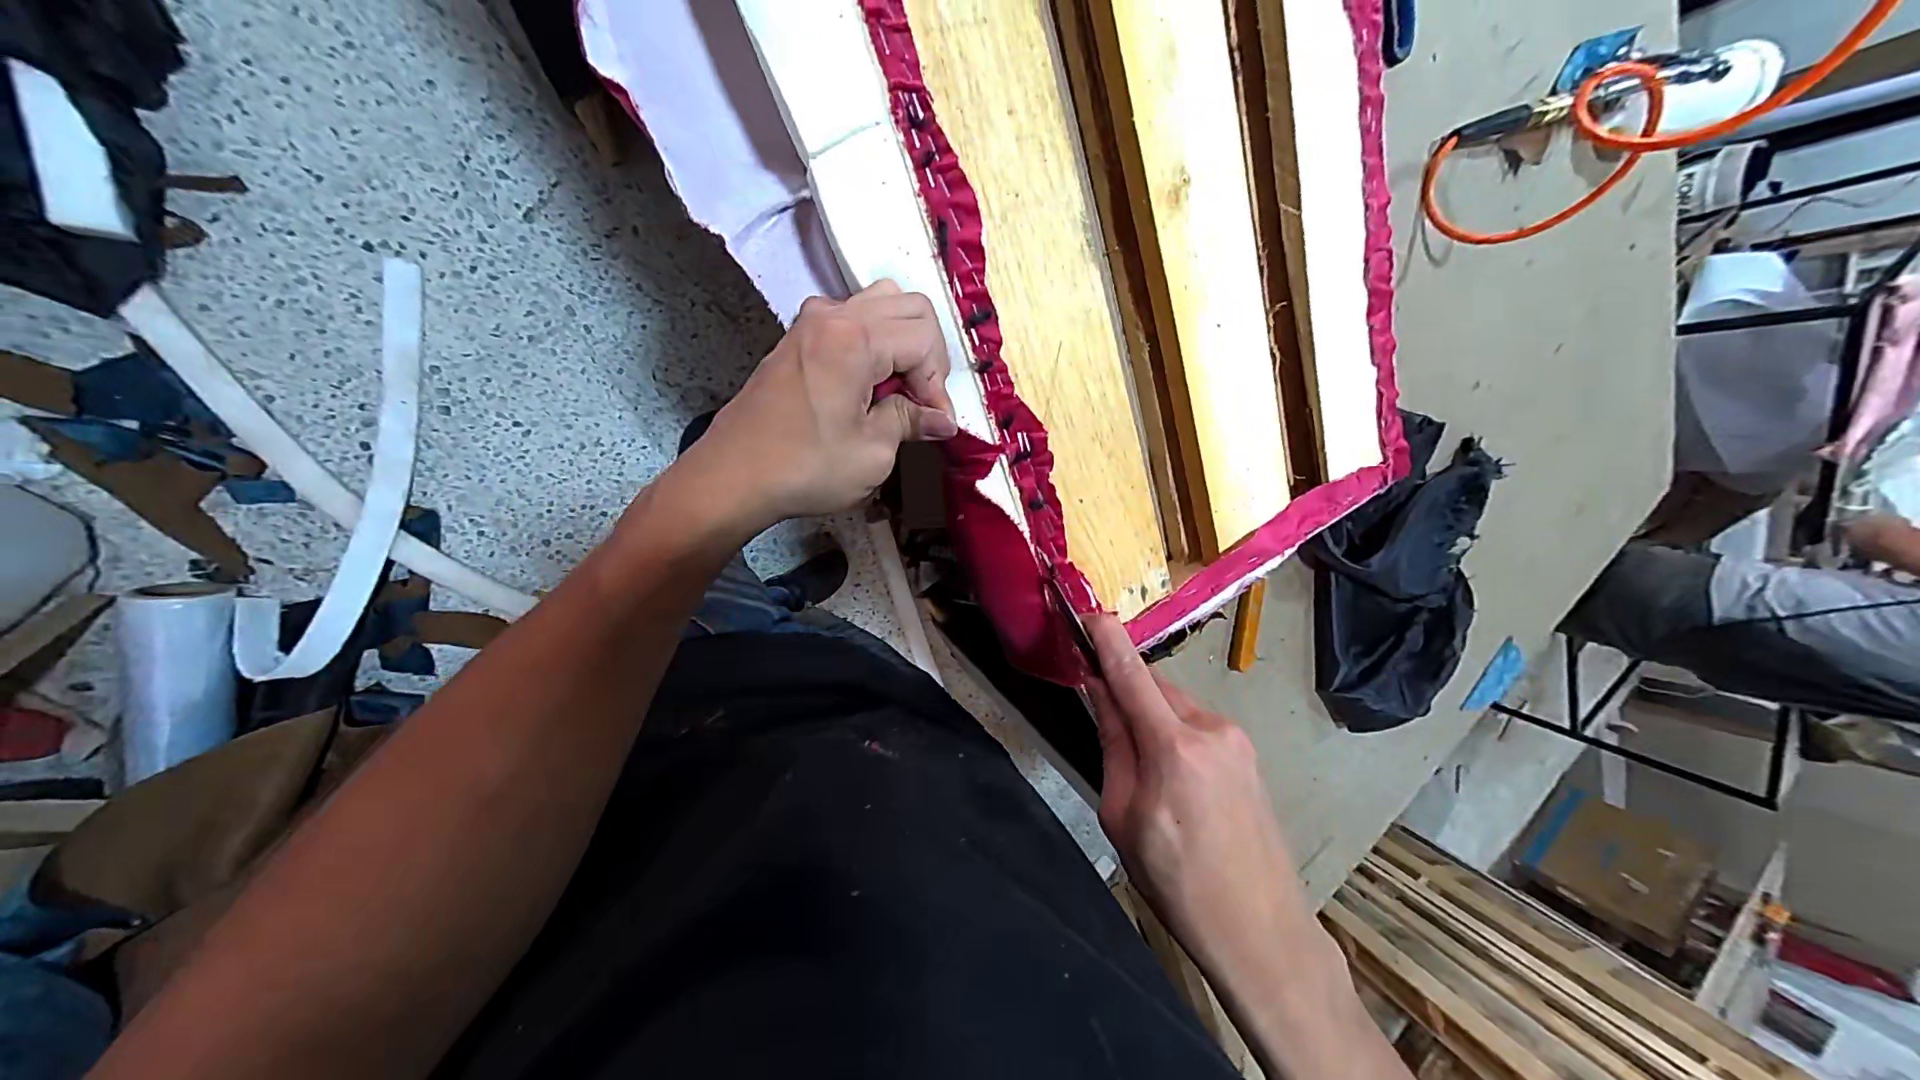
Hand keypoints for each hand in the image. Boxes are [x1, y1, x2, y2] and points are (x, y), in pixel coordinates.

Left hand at [675, 281, 959, 534]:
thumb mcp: (872, 452)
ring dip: (902, 341)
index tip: (936, 422)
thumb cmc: (803, 468)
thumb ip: (910, 421)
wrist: (734, 476)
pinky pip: (852, 317)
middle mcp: (832, 316)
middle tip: (923, 402)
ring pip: (881, 303)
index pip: (923, 340)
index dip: (938, 384)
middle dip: (927, 355)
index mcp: (854, 338)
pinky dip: (874, 341)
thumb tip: (940, 419)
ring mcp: (810, 322)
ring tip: (899, 389)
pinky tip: (870, 383)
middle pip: (909, 307)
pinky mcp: (798, 338)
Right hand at [1083, 615, 1310, 975]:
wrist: (1260, 931)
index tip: (1089, 614)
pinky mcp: (1248, 755)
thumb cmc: (1178, 883)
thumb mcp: (1123, 816)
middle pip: (1154, 687)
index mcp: (1174, 748)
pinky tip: (1171, 776)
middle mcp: (1212, 730)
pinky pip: (1198, 725)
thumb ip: (1113, 745)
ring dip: (1150, 715)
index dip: (1107, 640)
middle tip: (1104, 719)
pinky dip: (1174, 732)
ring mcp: (1237, 741)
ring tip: (1143, 769)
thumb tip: (1100, 693)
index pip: (1131, 674)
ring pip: (1176, 705)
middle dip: (1125, 691)